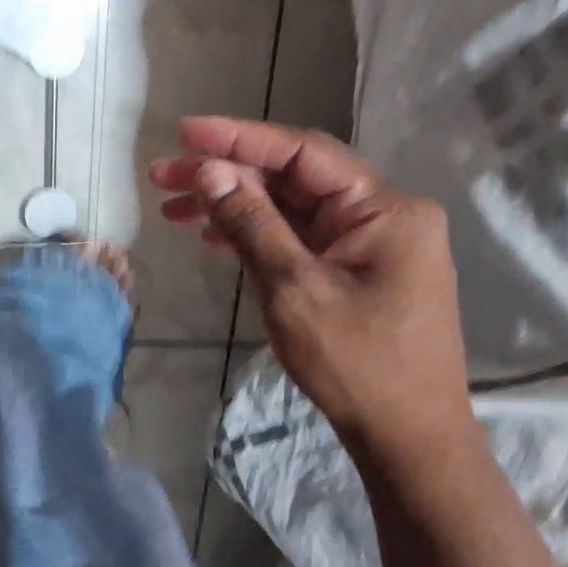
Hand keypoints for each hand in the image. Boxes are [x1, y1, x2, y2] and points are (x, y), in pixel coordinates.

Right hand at [150, 117, 473, 466]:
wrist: (406, 435)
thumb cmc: (357, 363)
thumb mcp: (294, 289)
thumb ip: (252, 224)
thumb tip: (210, 171)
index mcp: (384, 209)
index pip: (302, 153)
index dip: (239, 138)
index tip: (185, 132)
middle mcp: (381, 215)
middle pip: (292, 177)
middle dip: (225, 173)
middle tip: (161, 176)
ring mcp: (368, 243)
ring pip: (289, 206)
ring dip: (232, 203)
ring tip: (171, 207)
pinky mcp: (353, 270)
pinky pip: (296, 236)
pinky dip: (252, 231)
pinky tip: (211, 235)